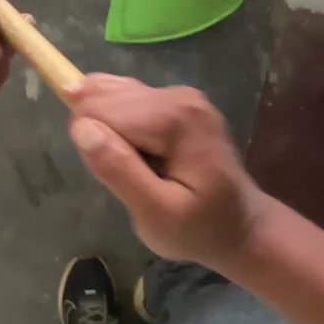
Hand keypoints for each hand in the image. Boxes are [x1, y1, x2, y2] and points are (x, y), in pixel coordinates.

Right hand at [65, 74, 271, 270]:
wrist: (242, 228)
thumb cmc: (198, 229)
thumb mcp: (155, 215)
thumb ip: (118, 170)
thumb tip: (81, 128)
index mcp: (175, 119)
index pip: (99, 111)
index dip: (93, 147)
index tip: (120, 179)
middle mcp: (178, 95)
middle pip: (104, 97)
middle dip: (102, 136)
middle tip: (134, 176)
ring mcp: (180, 94)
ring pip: (111, 94)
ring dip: (111, 131)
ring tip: (138, 165)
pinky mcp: (177, 99)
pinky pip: (127, 98)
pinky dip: (120, 124)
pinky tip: (137, 150)